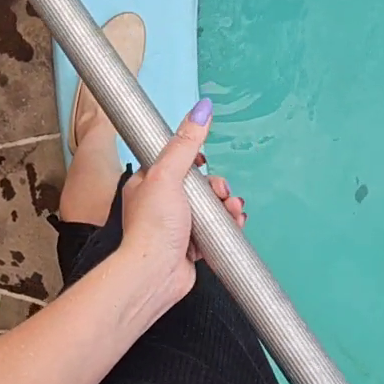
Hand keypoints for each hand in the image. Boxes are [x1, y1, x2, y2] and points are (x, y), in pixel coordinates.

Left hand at [116, 98, 247, 302]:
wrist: (156, 273)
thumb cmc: (152, 228)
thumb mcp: (168, 174)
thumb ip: (186, 143)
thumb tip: (200, 110)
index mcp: (149, 183)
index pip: (176, 161)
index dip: (195, 161)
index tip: (204, 163)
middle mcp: (162, 203)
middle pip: (200, 185)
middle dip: (218, 188)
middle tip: (221, 193)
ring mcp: (177, 225)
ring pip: (211, 208)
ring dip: (227, 207)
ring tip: (232, 210)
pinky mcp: (192, 246)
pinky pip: (216, 230)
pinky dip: (227, 226)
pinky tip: (234, 224)